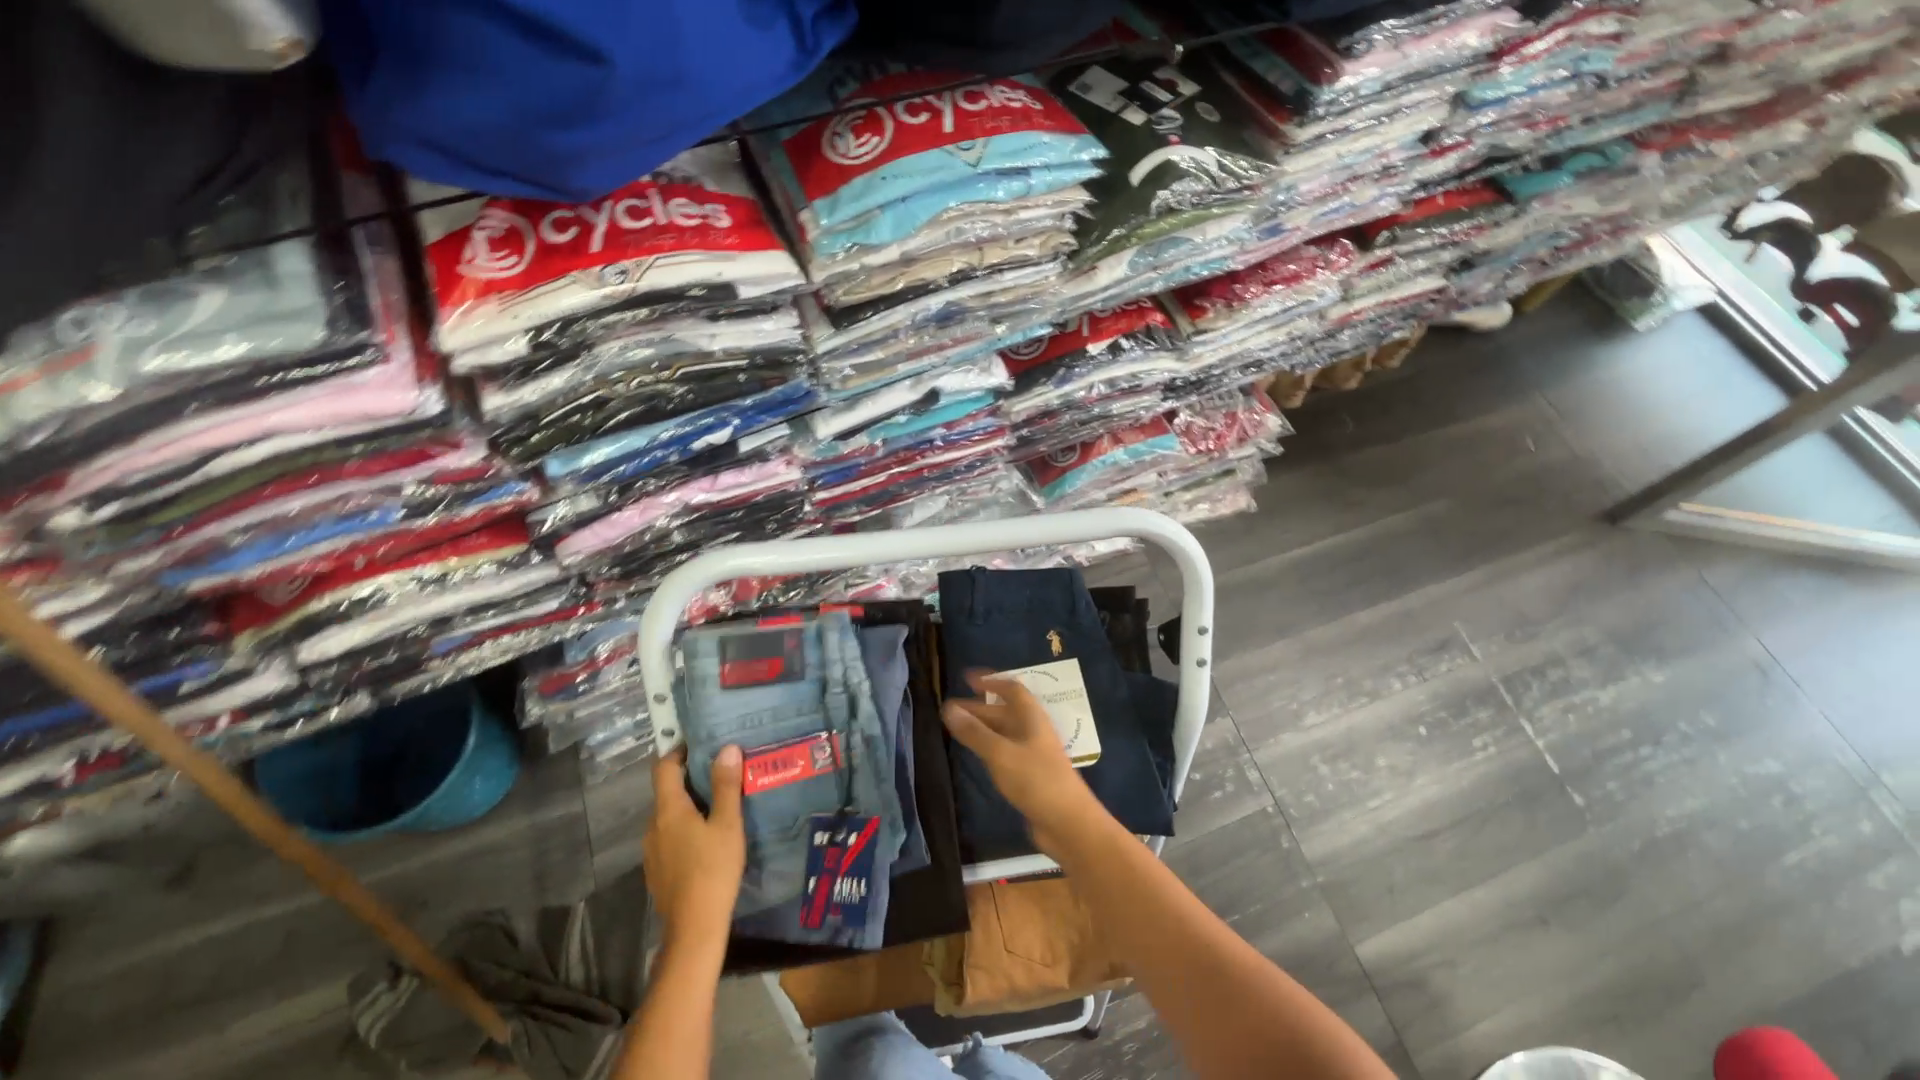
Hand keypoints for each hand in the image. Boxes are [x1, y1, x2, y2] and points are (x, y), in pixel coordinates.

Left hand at [642, 746, 744, 942]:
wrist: (694, 925)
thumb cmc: (713, 869)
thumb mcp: (727, 824)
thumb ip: (726, 786)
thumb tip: (727, 748)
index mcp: (668, 810)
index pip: (664, 768)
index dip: (678, 751)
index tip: (699, 744)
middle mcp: (653, 826)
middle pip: (666, 792)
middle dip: (689, 780)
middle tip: (719, 775)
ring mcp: (652, 851)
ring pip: (668, 818)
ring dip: (688, 808)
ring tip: (717, 809)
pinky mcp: (657, 871)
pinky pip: (669, 839)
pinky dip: (684, 831)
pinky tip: (705, 843)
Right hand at [942, 670, 1105, 852]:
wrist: (1068, 823)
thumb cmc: (1037, 781)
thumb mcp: (1001, 754)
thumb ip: (975, 732)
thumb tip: (949, 708)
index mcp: (1032, 719)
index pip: (1012, 690)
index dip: (992, 682)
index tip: (967, 679)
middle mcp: (1034, 732)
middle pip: (1005, 712)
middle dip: (979, 708)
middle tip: (950, 710)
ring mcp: (1033, 755)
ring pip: (1004, 734)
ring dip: (983, 728)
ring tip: (956, 729)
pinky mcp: (1031, 776)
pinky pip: (1006, 753)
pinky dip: (989, 748)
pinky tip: (976, 755)